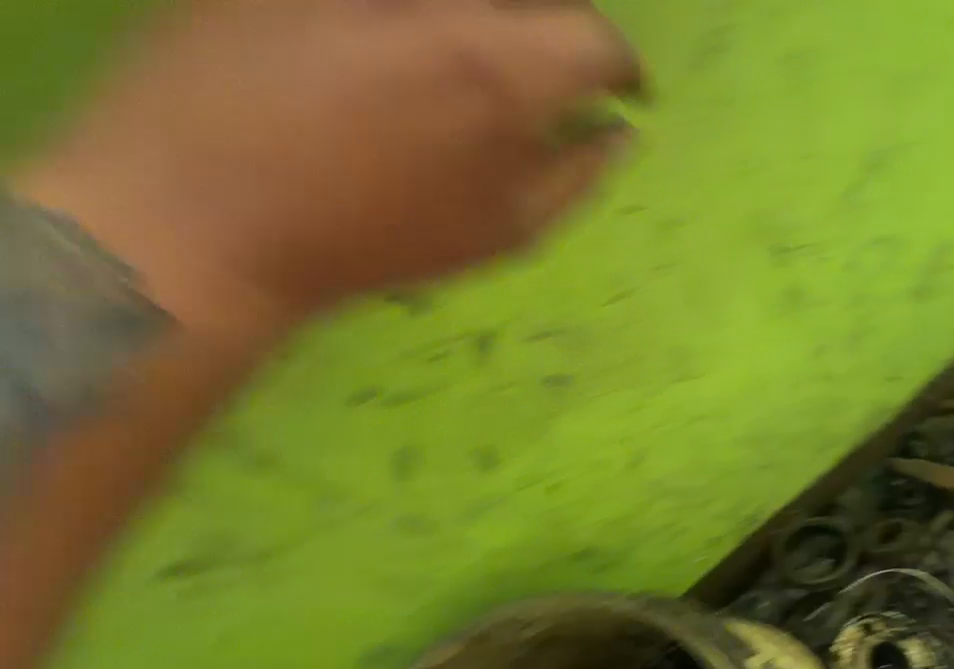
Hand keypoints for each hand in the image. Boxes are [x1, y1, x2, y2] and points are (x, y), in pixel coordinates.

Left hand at [13, 0, 643, 335]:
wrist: (207, 212)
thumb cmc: (380, 237)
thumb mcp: (507, 230)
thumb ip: (579, 174)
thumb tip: (618, 132)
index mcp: (502, 70)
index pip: (595, 36)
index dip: (622, 66)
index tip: (622, 93)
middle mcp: (438, 1)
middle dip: (558, 30)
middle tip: (552, 73)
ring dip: (493, 23)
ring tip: (475, 61)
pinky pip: (391, 3)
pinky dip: (422, 22)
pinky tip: (401, 49)